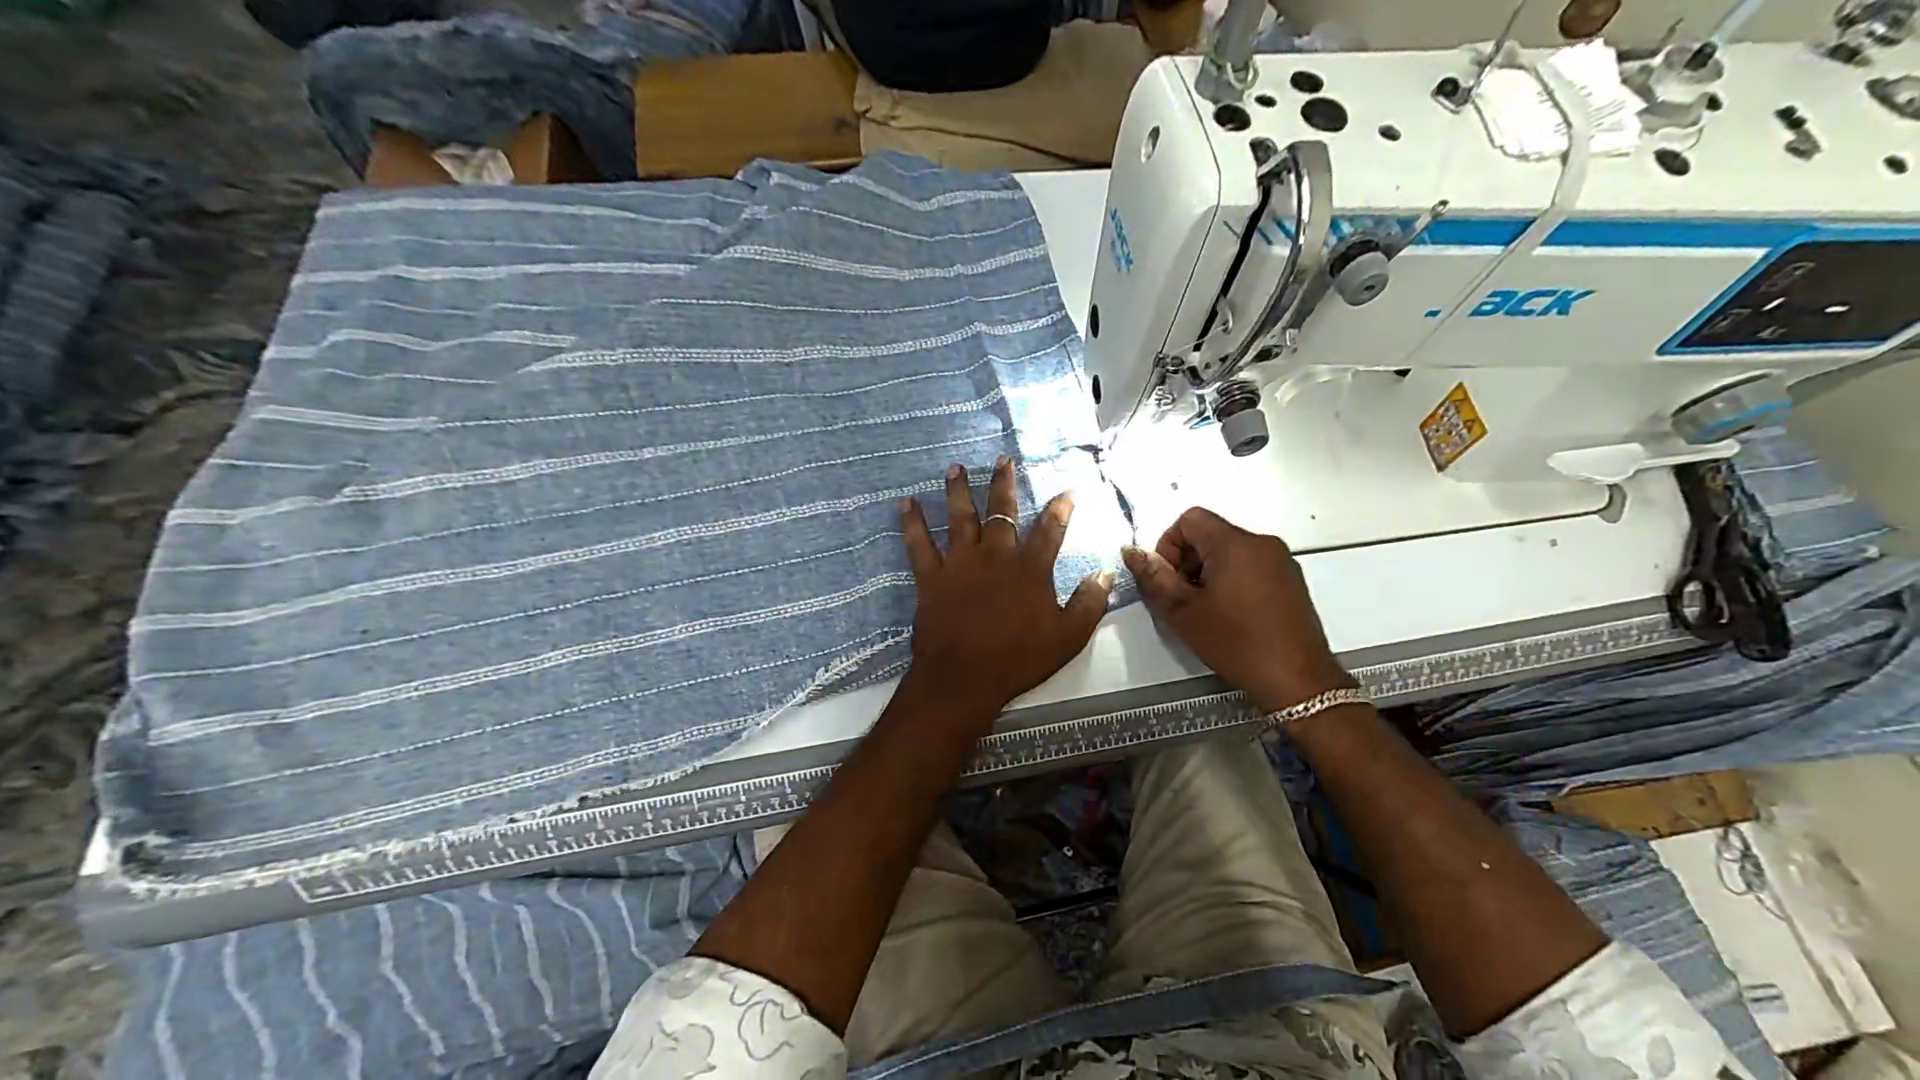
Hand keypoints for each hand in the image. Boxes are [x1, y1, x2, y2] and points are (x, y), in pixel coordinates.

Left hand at [899, 458, 1112, 730]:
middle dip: (1003, 484)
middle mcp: (995, 556)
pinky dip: (912, 522)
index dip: (1060, 509)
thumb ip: (1089, 603)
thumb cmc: (1018, 659)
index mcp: (1029, 569)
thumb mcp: (1068, 637)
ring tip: (955, 468)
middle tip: (1002, 460)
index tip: (1066, 492)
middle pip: (1001, 512)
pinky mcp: (931, 577)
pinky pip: (919, 544)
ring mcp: (960, 563)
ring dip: (957, 491)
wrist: (964, 678)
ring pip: (959, 518)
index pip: (1049, 530)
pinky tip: (906, 502)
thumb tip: (1105, 573)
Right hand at [1122, 507, 1353, 711]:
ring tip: (1207, 611)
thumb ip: (1154, 577)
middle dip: (1188, 561)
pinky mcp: (1292, 581)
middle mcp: (1262, 543)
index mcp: (1234, 544)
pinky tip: (1232, 616)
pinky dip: (1233, 581)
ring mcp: (1281, 561)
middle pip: (1210, 534)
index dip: (1169, 545)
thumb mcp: (1183, 612)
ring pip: (1230, 552)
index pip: (1189, 519)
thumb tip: (1132, 552)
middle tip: (1183, 600)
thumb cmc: (1236, 643)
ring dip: (1209, 573)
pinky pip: (1251, 566)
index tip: (1168, 580)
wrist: (1297, 679)